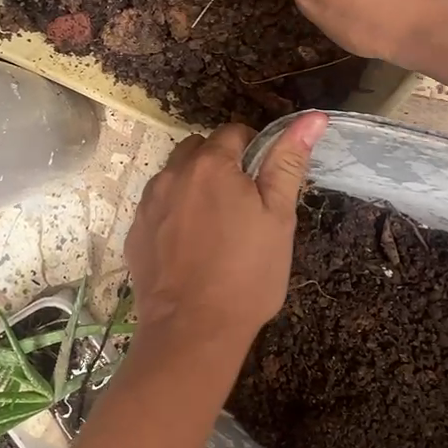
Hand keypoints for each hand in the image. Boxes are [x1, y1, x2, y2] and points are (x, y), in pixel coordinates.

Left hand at [123, 112, 327, 352]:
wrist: (191, 329)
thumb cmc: (246, 274)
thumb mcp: (279, 217)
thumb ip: (288, 162)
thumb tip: (312, 118)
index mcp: (210, 165)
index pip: (234, 132)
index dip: (254, 150)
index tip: (264, 181)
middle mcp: (172, 175)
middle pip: (198, 150)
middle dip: (220, 164)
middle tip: (242, 204)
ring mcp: (148, 204)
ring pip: (175, 177)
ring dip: (194, 187)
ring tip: (216, 228)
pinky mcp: (134, 232)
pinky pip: (157, 208)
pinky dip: (174, 215)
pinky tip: (190, 247)